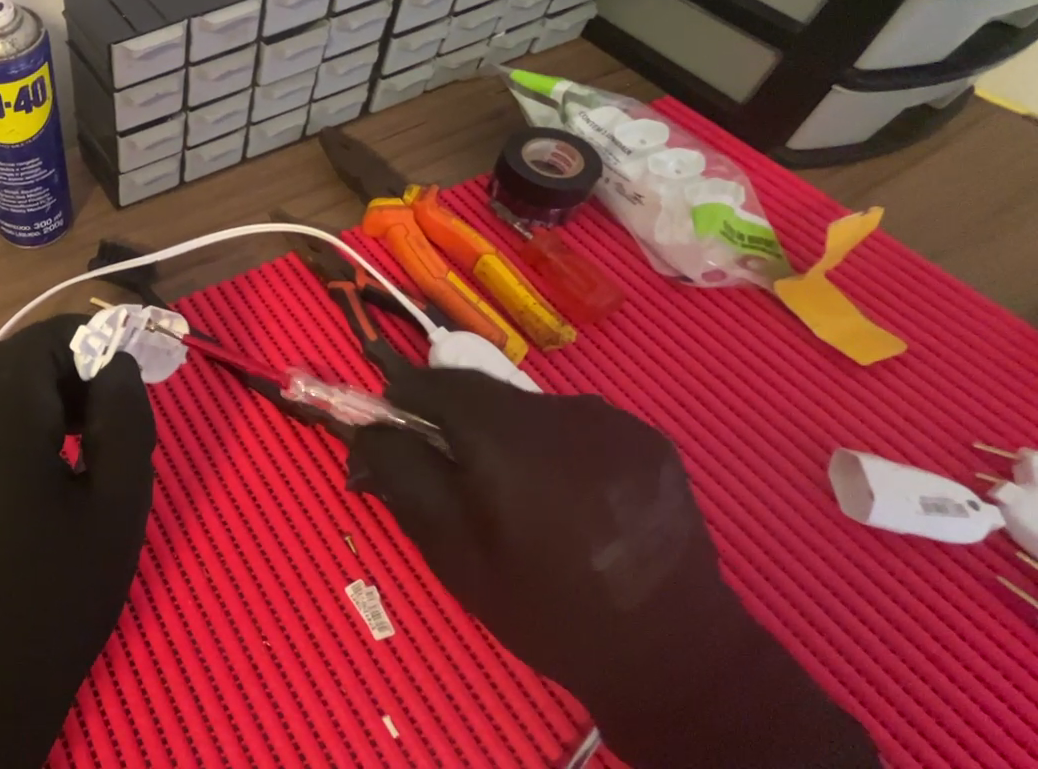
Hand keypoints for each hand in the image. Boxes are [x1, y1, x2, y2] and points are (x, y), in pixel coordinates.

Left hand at [0, 315, 155, 768]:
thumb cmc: (67, 587)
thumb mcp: (120, 504)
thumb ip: (124, 420)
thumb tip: (118, 362)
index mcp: (4, 428)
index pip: (36, 346)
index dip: (79, 340)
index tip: (118, 364)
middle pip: (5, 357)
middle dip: (55, 360)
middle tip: (100, 396)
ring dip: (29, 381)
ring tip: (75, 421)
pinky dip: (5, 406)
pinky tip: (39, 448)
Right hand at [349, 366, 877, 768]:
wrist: (676, 660)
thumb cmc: (544, 609)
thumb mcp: (450, 551)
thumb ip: (400, 474)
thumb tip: (367, 427)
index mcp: (510, 440)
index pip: (434, 383)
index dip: (403, 401)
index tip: (394, 434)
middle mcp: (565, 413)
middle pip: (481, 393)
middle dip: (452, 423)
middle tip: (451, 479)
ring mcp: (615, 422)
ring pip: (526, 408)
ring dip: (503, 435)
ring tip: (516, 496)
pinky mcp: (649, 439)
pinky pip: (574, 426)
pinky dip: (551, 448)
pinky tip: (567, 498)